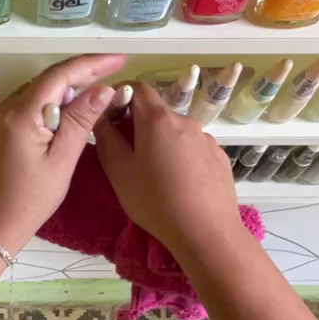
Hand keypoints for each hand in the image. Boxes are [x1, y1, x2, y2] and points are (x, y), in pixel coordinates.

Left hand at [0, 53, 125, 253]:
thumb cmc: (29, 200)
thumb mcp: (61, 161)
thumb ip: (80, 122)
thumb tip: (102, 89)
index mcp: (21, 114)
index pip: (60, 74)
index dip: (92, 64)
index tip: (119, 60)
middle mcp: (5, 108)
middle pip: (48, 79)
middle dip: (82, 73)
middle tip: (114, 72)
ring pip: (38, 90)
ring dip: (67, 88)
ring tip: (97, 91)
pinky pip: (28, 104)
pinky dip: (51, 102)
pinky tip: (70, 111)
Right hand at [93, 82, 243, 260]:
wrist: (206, 232)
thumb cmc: (155, 202)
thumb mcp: (119, 172)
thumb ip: (106, 138)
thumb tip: (99, 116)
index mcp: (157, 120)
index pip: (137, 88)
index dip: (120, 95)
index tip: (109, 115)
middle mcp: (185, 121)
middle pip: (156, 113)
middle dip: (138, 125)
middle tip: (126, 155)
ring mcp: (206, 138)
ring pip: (175, 132)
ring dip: (161, 143)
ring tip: (154, 175)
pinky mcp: (219, 157)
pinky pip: (193, 149)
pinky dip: (181, 157)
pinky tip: (178, 185)